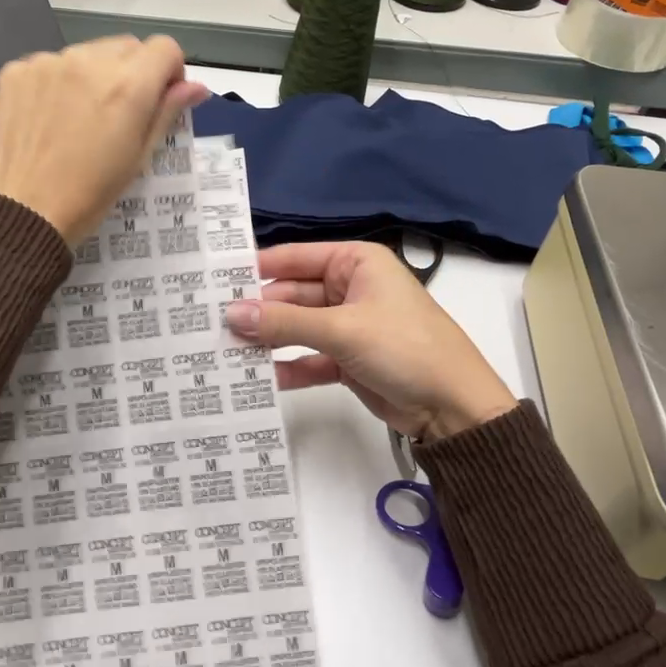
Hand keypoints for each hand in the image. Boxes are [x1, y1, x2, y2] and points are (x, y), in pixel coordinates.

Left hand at [0, 35, 209, 243]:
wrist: (19, 213)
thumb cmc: (87, 196)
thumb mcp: (137, 158)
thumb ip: (167, 112)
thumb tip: (196, 87)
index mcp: (128, 85)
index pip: (166, 48)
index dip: (169, 73)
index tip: (159, 101)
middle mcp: (89, 61)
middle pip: (126, 47)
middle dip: (132, 72)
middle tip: (118, 116)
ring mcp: (48, 63)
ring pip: (86, 53)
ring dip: (92, 75)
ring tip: (78, 120)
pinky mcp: (15, 71)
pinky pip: (49, 65)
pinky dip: (56, 83)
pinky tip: (47, 119)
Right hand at [223, 242, 517, 439]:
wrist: (455, 408)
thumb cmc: (405, 349)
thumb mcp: (342, 330)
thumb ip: (284, 322)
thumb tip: (230, 313)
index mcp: (355, 262)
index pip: (294, 258)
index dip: (255, 268)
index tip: (212, 279)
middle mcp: (350, 288)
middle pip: (291, 295)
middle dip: (257, 310)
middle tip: (209, 323)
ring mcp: (349, 326)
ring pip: (297, 327)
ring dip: (268, 340)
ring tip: (223, 350)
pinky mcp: (348, 360)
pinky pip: (309, 357)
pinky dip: (287, 366)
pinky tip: (256, 379)